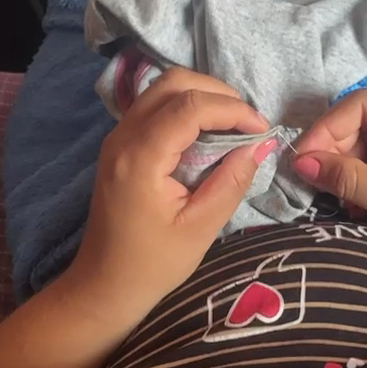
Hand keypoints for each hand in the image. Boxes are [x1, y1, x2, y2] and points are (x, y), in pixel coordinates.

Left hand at [58, 69, 272, 328]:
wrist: (104, 285)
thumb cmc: (152, 264)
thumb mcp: (201, 228)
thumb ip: (231, 181)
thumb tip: (260, 145)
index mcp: (140, 157)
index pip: (190, 106)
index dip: (232, 109)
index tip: (262, 130)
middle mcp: (123, 137)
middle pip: (174, 83)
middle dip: (218, 93)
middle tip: (249, 122)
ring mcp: (117, 137)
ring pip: (163, 89)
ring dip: (202, 96)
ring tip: (234, 125)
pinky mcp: (121, 145)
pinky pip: (155, 107)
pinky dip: (186, 108)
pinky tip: (209, 134)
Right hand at [291, 88, 366, 264]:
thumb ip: (352, 180)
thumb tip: (299, 164)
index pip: (362, 105)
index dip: (327, 130)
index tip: (301, 160)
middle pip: (362, 122)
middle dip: (336, 154)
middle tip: (315, 185)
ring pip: (366, 144)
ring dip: (348, 171)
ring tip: (341, 201)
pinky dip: (363, 181)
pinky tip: (358, 205)